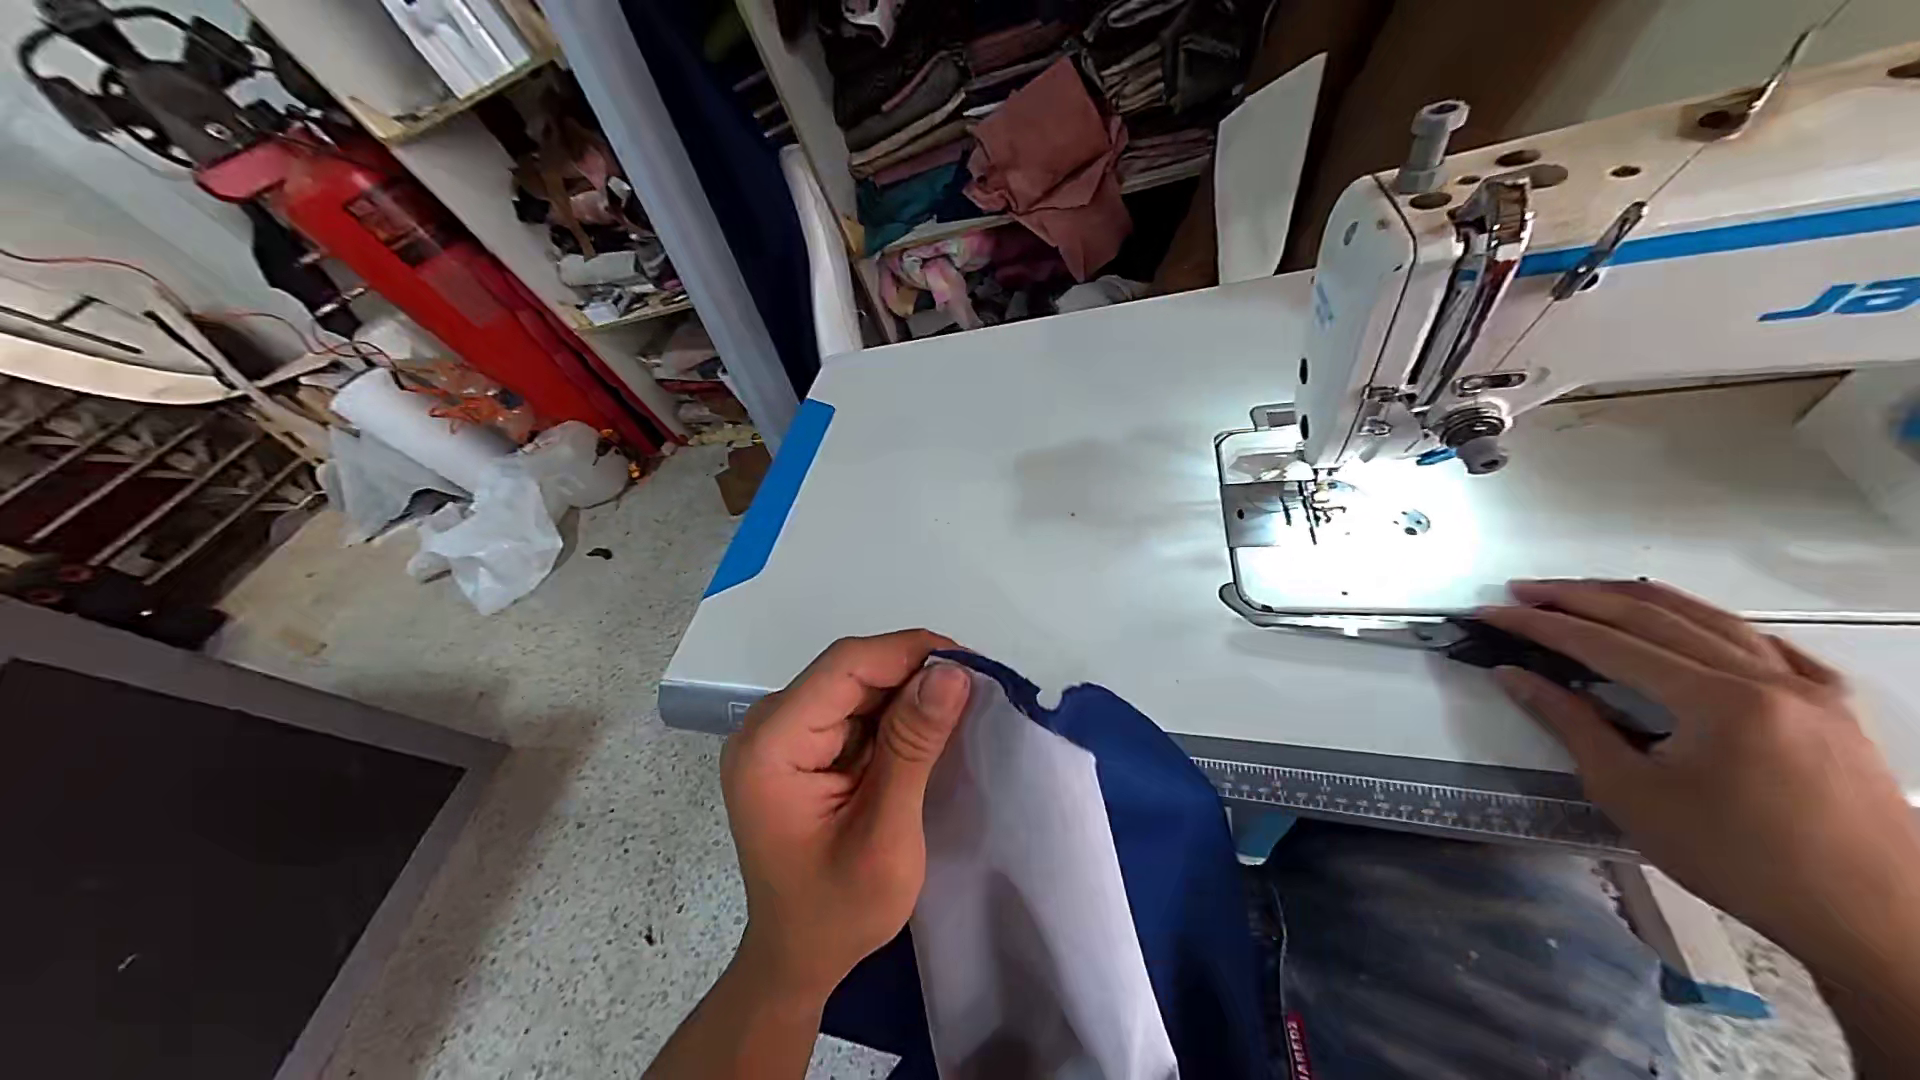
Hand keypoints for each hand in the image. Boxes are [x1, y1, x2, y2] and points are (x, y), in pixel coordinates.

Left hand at [720, 630, 972, 999]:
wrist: (798, 959)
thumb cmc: (838, 912)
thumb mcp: (885, 834)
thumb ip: (913, 747)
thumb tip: (952, 672)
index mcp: (771, 745)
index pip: (844, 667)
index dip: (908, 652)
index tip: (970, 664)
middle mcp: (768, 727)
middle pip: (849, 670)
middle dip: (913, 671)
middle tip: (975, 685)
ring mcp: (782, 734)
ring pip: (856, 684)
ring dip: (909, 690)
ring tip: (961, 702)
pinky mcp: (800, 745)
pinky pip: (854, 707)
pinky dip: (895, 712)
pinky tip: (928, 724)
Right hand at [1479, 580, 1919, 973]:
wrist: (1874, 923)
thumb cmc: (1737, 860)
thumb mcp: (1630, 792)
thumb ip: (1571, 723)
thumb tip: (1513, 676)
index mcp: (1717, 700)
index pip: (1605, 643)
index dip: (1539, 625)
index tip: (1490, 613)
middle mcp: (1766, 678)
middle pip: (1654, 616)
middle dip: (1578, 597)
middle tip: (1522, 591)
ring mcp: (1808, 688)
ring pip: (1710, 618)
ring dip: (1636, 599)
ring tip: (1584, 592)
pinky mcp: (1833, 707)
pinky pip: (1766, 645)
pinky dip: (1710, 625)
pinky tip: (1687, 625)